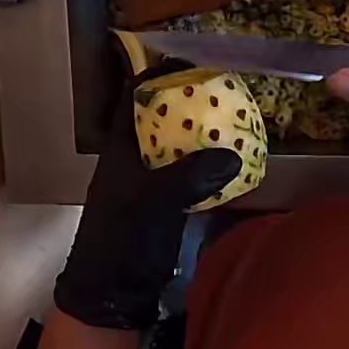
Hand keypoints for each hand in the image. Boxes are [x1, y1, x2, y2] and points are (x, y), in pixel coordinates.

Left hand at [54, 64, 242, 329]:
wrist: (114, 289)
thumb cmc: (120, 239)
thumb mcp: (151, 202)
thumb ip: (189, 177)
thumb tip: (233, 154)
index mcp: (121, 148)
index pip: (133, 98)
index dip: (154, 74)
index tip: (187, 58)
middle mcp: (136, 157)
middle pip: (161, 116)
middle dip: (187, 99)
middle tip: (223, 85)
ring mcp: (153, 179)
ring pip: (178, 144)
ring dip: (201, 130)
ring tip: (235, 114)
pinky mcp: (169, 200)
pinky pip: (192, 171)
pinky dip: (210, 161)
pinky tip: (235, 158)